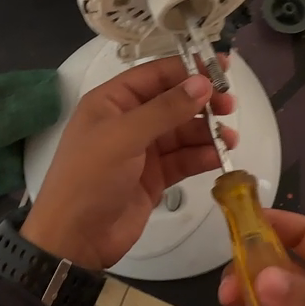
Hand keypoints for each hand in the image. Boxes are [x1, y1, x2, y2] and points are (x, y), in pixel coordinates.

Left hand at [22, 57, 237, 270]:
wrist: (75, 238)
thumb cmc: (90, 178)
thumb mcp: (124, 137)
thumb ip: (165, 109)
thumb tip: (202, 83)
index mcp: (111, 102)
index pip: (155, 75)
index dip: (188, 69)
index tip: (222, 68)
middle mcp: (127, 121)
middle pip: (173, 102)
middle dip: (202, 103)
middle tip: (230, 106)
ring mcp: (141, 150)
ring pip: (182, 131)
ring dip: (206, 132)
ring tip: (230, 139)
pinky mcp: (154, 177)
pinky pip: (183, 159)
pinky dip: (201, 156)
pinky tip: (219, 158)